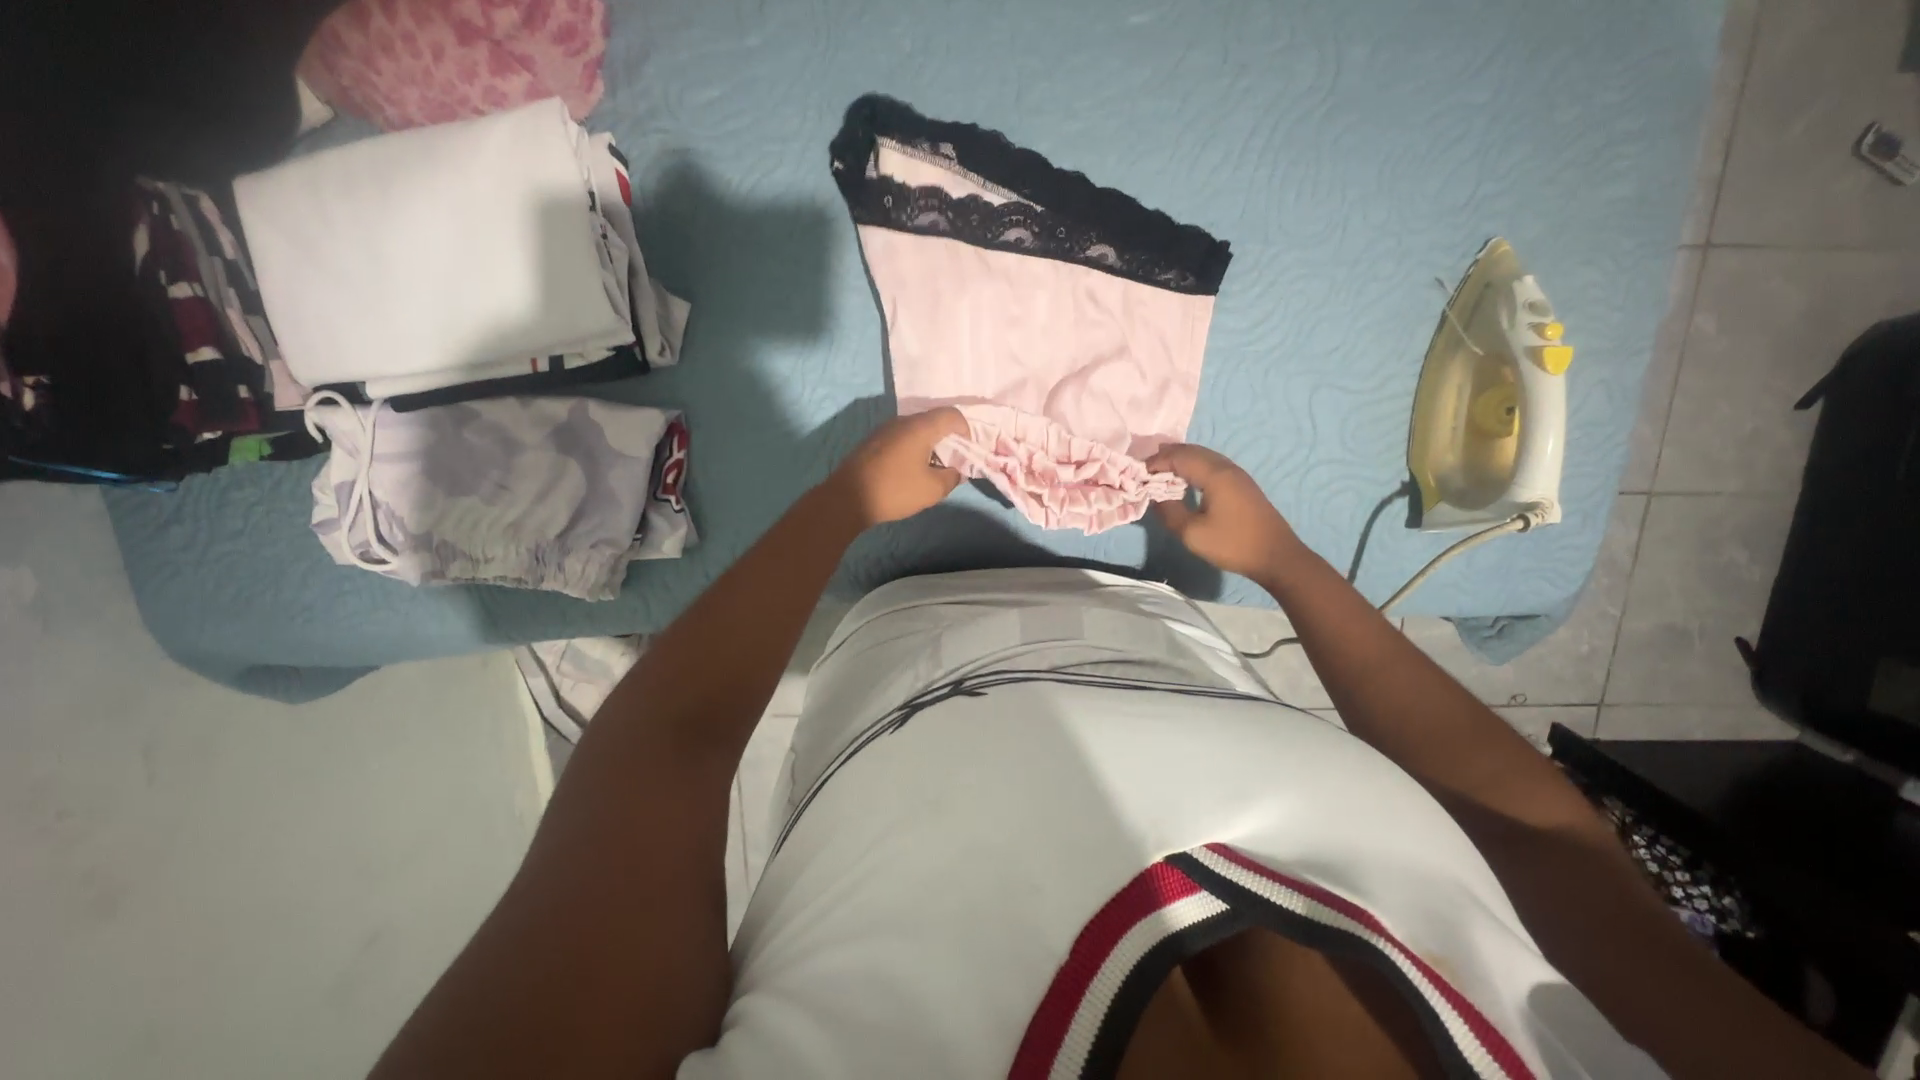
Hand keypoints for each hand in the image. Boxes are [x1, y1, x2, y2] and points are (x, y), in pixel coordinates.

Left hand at [823, 407, 970, 527]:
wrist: (847, 498)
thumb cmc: (895, 490)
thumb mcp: (933, 490)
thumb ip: (952, 476)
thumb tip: (956, 470)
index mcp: (920, 427)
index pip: (952, 415)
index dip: (966, 430)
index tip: (966, 452)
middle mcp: (902, 421)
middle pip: (934, 421)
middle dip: (948, 439)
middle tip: (952, 463)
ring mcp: (885, 430)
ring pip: (916, 430)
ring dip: (929, 445)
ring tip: (931, 470)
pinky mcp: (873, 441)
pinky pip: (902, 438)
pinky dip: (913, 449)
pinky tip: (909, 471)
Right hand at [1146, 444, 1301, 581]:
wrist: (1277, 556)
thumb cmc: (1233, 544)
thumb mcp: (1193, 534)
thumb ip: (1169, 512)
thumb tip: (1155, 497)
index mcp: (1215, 474)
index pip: (1178, 457)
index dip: (1156, 462)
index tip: (1138, 475)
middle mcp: (1227, 467)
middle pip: (1192, 450)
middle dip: (1167, 456)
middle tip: (1146, 469)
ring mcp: (1238, 475)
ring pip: (1204, 456)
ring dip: (1182, 460)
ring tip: (1162, 473)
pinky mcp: (1243, 485)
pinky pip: (1213, 465)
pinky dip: (1194, 467)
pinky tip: (1187, 481)